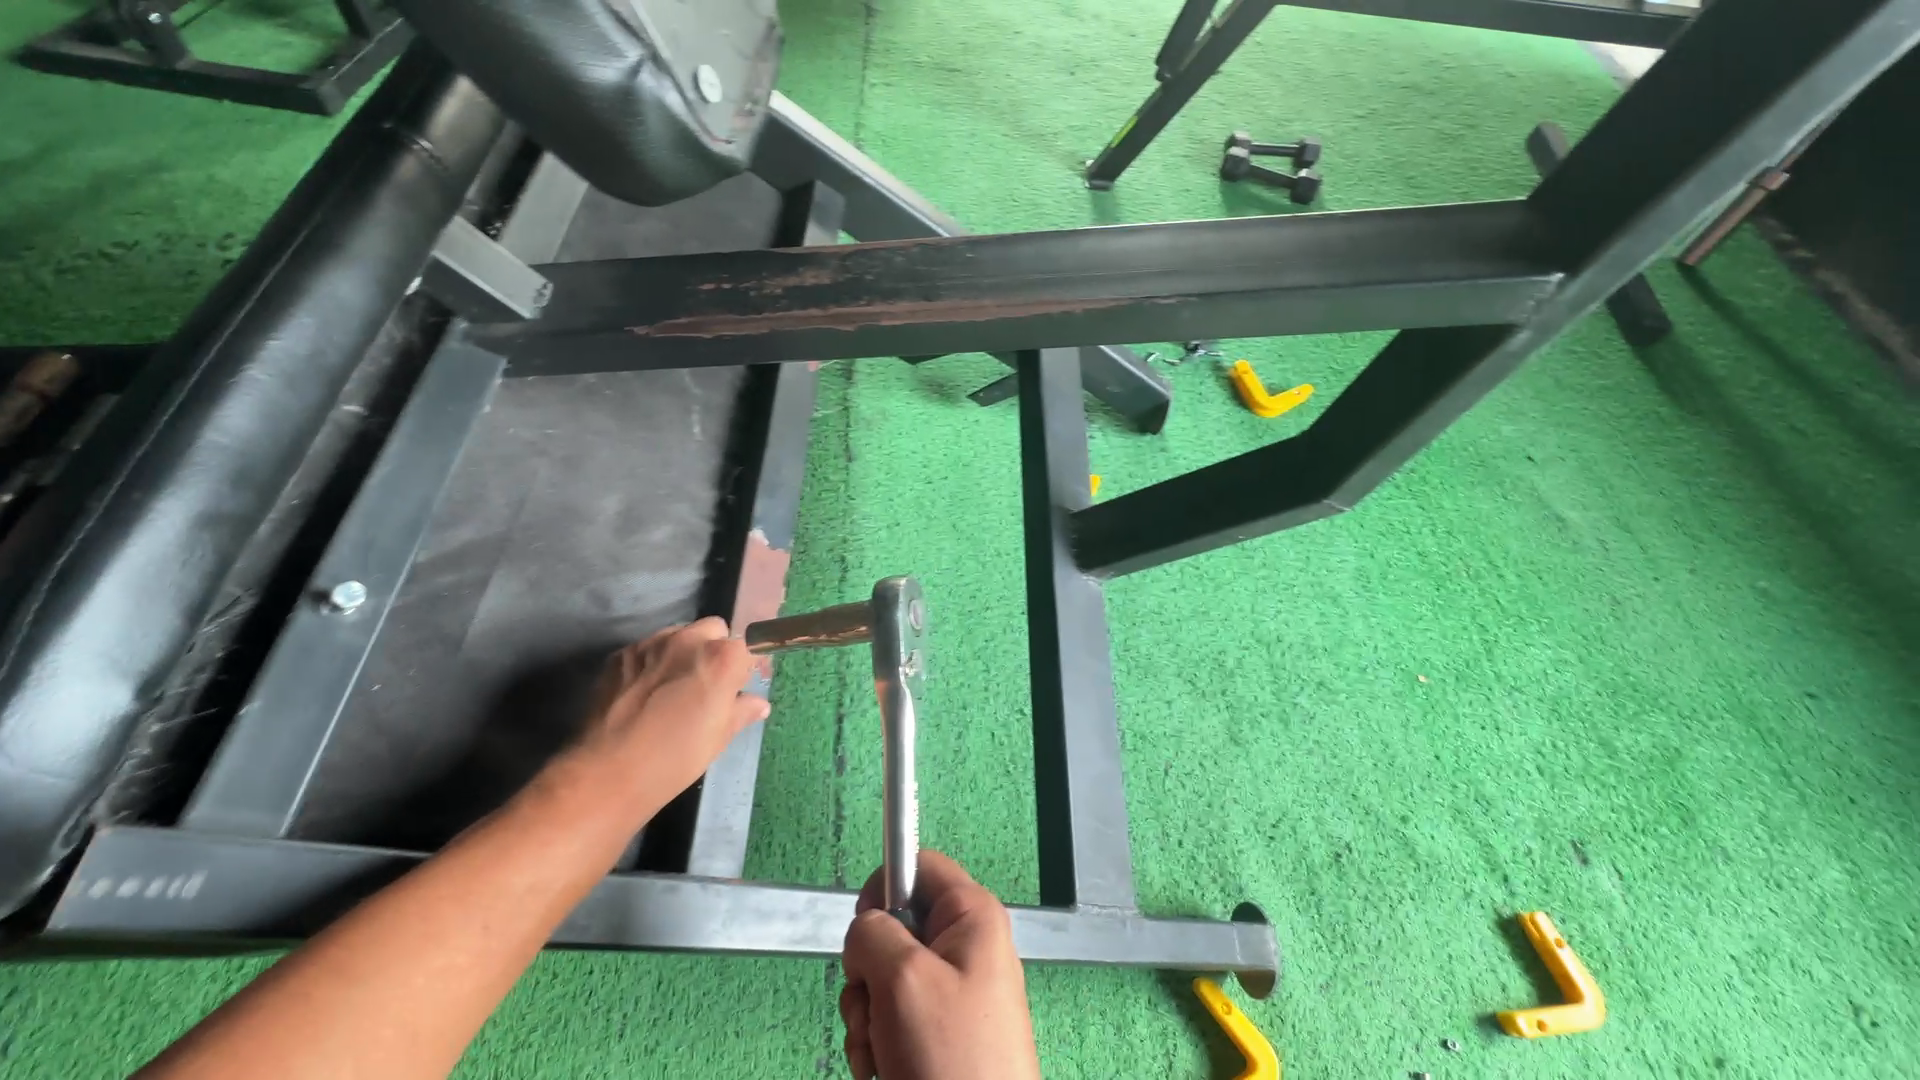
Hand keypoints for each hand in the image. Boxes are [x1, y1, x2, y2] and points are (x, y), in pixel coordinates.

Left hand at [553, 617, 769, 817]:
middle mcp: (687, 640)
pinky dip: (652, 662)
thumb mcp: (718, 739)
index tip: (739, 687)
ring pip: (678, 634)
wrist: (606, 774)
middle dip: (715, 650)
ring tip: (672, 687)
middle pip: (714, 629)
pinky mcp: (619, 654)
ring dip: (683, 652)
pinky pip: (647, 648)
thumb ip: (740, 711)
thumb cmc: (674, 759)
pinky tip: (644, 693)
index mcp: (720, 659)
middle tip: (706, 686)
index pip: (747, 646)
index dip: (745, 667)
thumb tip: (757, 704)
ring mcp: (649, 644)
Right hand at [840, 851, 1040, 1079]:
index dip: (885, 887)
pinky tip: (884, 1067)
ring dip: (867, 1014)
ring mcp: (951, 993)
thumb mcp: (903, 977)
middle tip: (876, 1003)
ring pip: (883, 977)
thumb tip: (866, 927)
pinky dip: (876, 1041)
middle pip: (893, 927)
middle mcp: (964, 947)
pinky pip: (890, 1016)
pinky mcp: (937, 1032)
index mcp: (971, 917)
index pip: (919, 866)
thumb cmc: (949, 1055)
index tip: (866, 927)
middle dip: (868, 969)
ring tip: (884, 1047)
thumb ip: (873, 932)